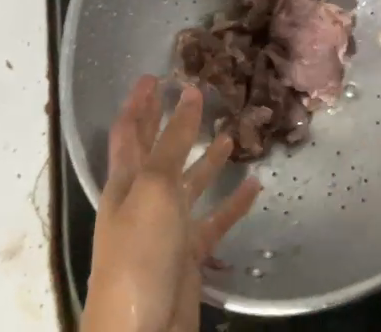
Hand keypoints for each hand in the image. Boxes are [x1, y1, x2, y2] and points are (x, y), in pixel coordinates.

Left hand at [82, 77, 262, 331]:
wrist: (141, 331)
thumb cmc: (139, 252)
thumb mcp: (154, 187)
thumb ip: (173, 142)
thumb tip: (188, 93)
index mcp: (126, 180)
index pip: (129, 131)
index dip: (138, 102)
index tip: (152, 74)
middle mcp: (144, 198)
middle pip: (159, 150)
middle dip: (171, 121)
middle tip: (193, 89)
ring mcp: (167, 228)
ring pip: (190, 183)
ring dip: (206, 158)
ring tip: (228, 131)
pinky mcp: (190, 254)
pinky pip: (215, 220)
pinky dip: (233, 202)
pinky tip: (254, 184)